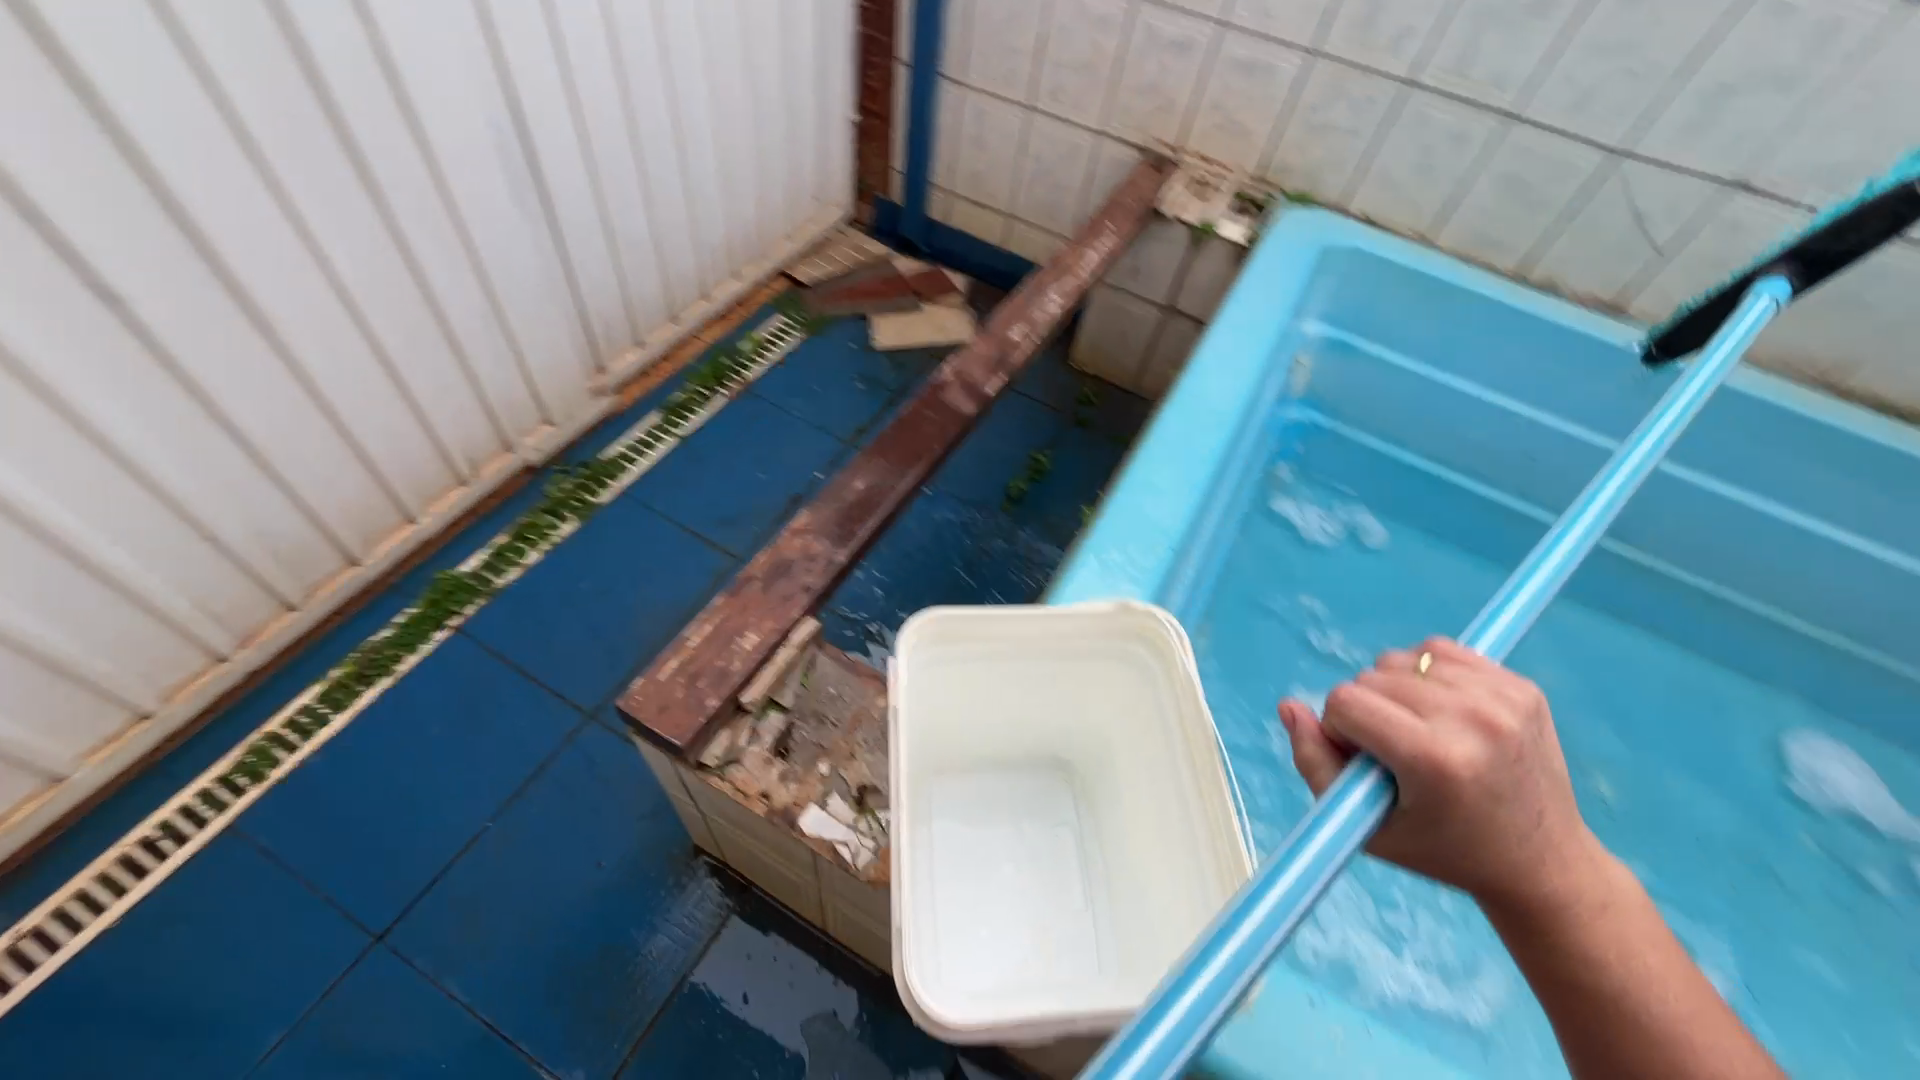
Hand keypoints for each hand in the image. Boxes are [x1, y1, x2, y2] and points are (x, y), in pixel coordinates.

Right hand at [1279, 637, 1606, 914]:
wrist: (1542, 862)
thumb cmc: (1442, 850)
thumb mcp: (1365, 823)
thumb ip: (1314, 764)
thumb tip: (1288, 706)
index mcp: (1433, 759)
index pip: (1345, 702)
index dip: (1339, 731)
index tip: (1364, 762)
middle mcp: (1472, 719)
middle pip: (1372, 677)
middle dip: (1366, 710)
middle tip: (1393, 751)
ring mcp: (1502, 698)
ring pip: (1403, 658)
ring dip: (1395, 689)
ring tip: (1418, 728)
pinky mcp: (1521, 686)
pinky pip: (1442, 649)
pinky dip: (1427, 673)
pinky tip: (1441, 710)